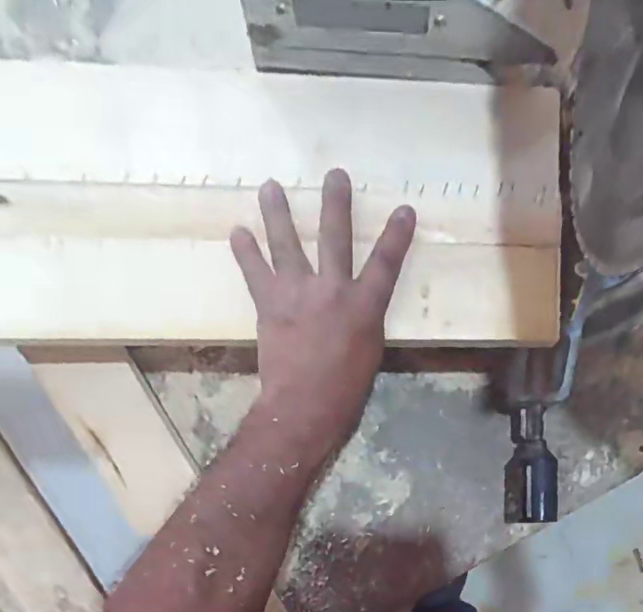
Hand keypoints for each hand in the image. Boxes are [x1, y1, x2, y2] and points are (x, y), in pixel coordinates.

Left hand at [230, 170, 416, 463]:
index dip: (397, 236)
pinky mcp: (270, 304)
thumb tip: (354, 312)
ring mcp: (298, 294)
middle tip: (335, 174)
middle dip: (337, 204)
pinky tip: (238, 232)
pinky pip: (254, 271)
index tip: (404, 209)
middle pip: (336, 238)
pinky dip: (246, 251)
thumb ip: (363, 325)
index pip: (386, 264)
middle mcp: (333, 292)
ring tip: (271, 186)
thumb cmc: (347, 392)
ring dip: (278, 212)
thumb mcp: (370, 355)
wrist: (305, 406)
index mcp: (365, 308)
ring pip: (288, 244)